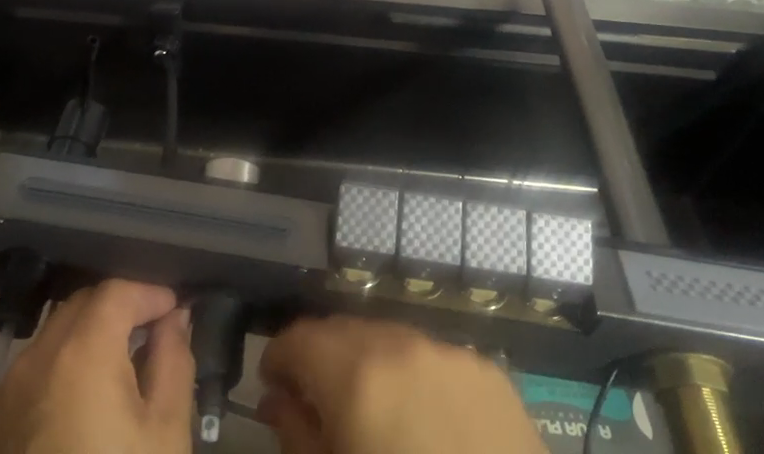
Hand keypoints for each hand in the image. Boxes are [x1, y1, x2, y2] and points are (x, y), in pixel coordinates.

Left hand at [0, 279, 194, 453]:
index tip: (175, 308)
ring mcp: (6, 391)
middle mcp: (36, 358)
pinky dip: (60, 369)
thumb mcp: (164, 433)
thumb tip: (175, 320)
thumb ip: (173, 363)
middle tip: (152, 331)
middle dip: (118, 308)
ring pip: (51, 338)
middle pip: (80, 306)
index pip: (117, 290)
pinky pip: (30, 374)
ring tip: (121, 370)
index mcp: (82, 352)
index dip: (150, 291)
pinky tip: (81, 406)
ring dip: (87, 337)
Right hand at [257, 316, 546, 453]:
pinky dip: (418, 377)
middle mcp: (399, 345)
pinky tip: (427, 419)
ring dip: (371, 364)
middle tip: (320, 402)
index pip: (296, 337)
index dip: (278, 360)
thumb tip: (277, 400)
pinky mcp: (488, 370)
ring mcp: (449, 353)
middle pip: (342, 331)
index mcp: (353, 372)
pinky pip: (435, 359)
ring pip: (390, 340)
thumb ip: (295, 433)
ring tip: (378, 411)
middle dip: (323, 359)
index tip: (275, 387)